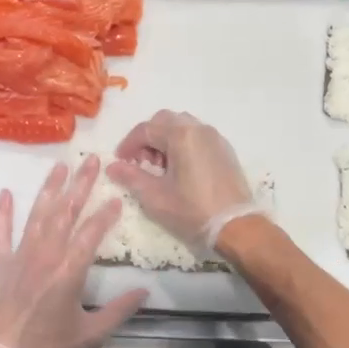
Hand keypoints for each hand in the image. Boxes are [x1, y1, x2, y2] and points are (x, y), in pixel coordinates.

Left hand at [0, 157, 147, 347]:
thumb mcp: (91, 335)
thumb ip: (119, 310)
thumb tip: (144, 292)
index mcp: (69, 271)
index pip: (91, 233)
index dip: (105, 214)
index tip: (117, 198)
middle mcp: (45, 256)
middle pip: (65, 213)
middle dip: (80, 185)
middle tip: (91, 161)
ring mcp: (19, 258)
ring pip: (37, 216)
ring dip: (49, 189)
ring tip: (60, 166)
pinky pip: (0, 234)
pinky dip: (2, 213)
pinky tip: (4, 193)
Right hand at [106, 111, 263, 253]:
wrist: (236, 226)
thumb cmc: (192, 211)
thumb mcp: (155, 197)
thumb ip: (131, 177)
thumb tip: (112, 166)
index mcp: (181, 135)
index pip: (146, 129)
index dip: (128, 144)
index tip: (120, 162)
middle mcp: (200, 129)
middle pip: (165, 121)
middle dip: (148, 138)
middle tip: (141, 163)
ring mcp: (216, 138)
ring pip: (183, 126)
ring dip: (166, 140)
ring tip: (161, 168)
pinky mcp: (225, 151)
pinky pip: (198, 137)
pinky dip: (184, 145)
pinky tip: (181, 170)